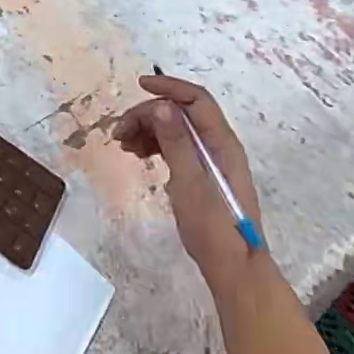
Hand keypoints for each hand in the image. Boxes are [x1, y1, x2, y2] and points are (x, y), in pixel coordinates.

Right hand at [115, 74, 268, 294]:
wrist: (234, 269)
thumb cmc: (213, 228)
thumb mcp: (190, 183)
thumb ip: (177, 142)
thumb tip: (161, 104)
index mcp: (222, 142)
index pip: (196, 99)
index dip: (169, 87)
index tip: (140, 85)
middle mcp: (218, 145)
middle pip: (181, 113)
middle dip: (149, 114)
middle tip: (120, 132)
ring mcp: (211, 160)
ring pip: (176, 129)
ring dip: (148, 129)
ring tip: (124, 145)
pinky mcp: (203, 175)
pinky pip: (176, 147)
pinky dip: (156, 145)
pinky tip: (139, 154)